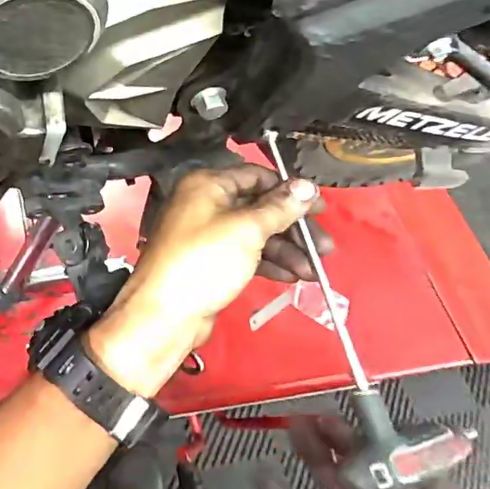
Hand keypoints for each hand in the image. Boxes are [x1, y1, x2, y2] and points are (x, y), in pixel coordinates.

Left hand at [86, 164, 332, 395]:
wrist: (166, 313)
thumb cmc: (200, 263)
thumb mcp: (247, 230)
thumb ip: (280, 207)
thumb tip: (306, 187)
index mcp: (207, 185)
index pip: (256, 176)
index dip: (289, 190)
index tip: (318, 207)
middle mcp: (205, 204)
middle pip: (259, 207)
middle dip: (293, 226)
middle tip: (322, 244)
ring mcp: (206, 234)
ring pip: (255, 234)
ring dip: (286, 249)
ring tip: (312, 268)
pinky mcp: (210, 261)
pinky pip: (246, 255)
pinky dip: (269, 263)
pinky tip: (292, 275)